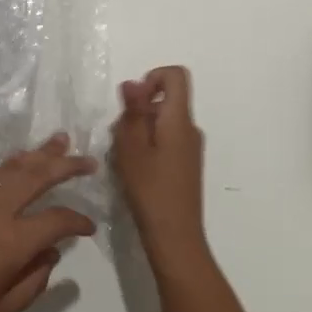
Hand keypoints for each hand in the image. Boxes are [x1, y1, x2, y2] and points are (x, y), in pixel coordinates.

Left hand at [0, 133, 96, 311]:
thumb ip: (33, 282)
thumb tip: (51, 253)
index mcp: (13, 241)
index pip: (57, 220)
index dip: (78, 221)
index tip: (89, 227)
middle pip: (38, 176)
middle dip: (66, 165)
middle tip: (88, 160)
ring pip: (14, 168)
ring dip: (39, 154)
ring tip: (60, 140)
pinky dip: (14, 163)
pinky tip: (22, 160)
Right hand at [111, 66, 208, 266]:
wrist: (174, 236)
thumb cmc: (149, 189)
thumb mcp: (131, 147)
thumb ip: (133, 111)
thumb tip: (133, 81)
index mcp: (179, 120)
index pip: (175, 76)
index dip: (152, 78)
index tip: (133, 103)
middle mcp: (190, 129)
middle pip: (165, 100)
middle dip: (137, 110)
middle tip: (121, 138)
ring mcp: (190, 147)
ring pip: (162, 121)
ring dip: (139, 130)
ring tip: (125, 157)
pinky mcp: (186, 164)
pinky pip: (165, 139)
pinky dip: (147, 145)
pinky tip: (135, 169)